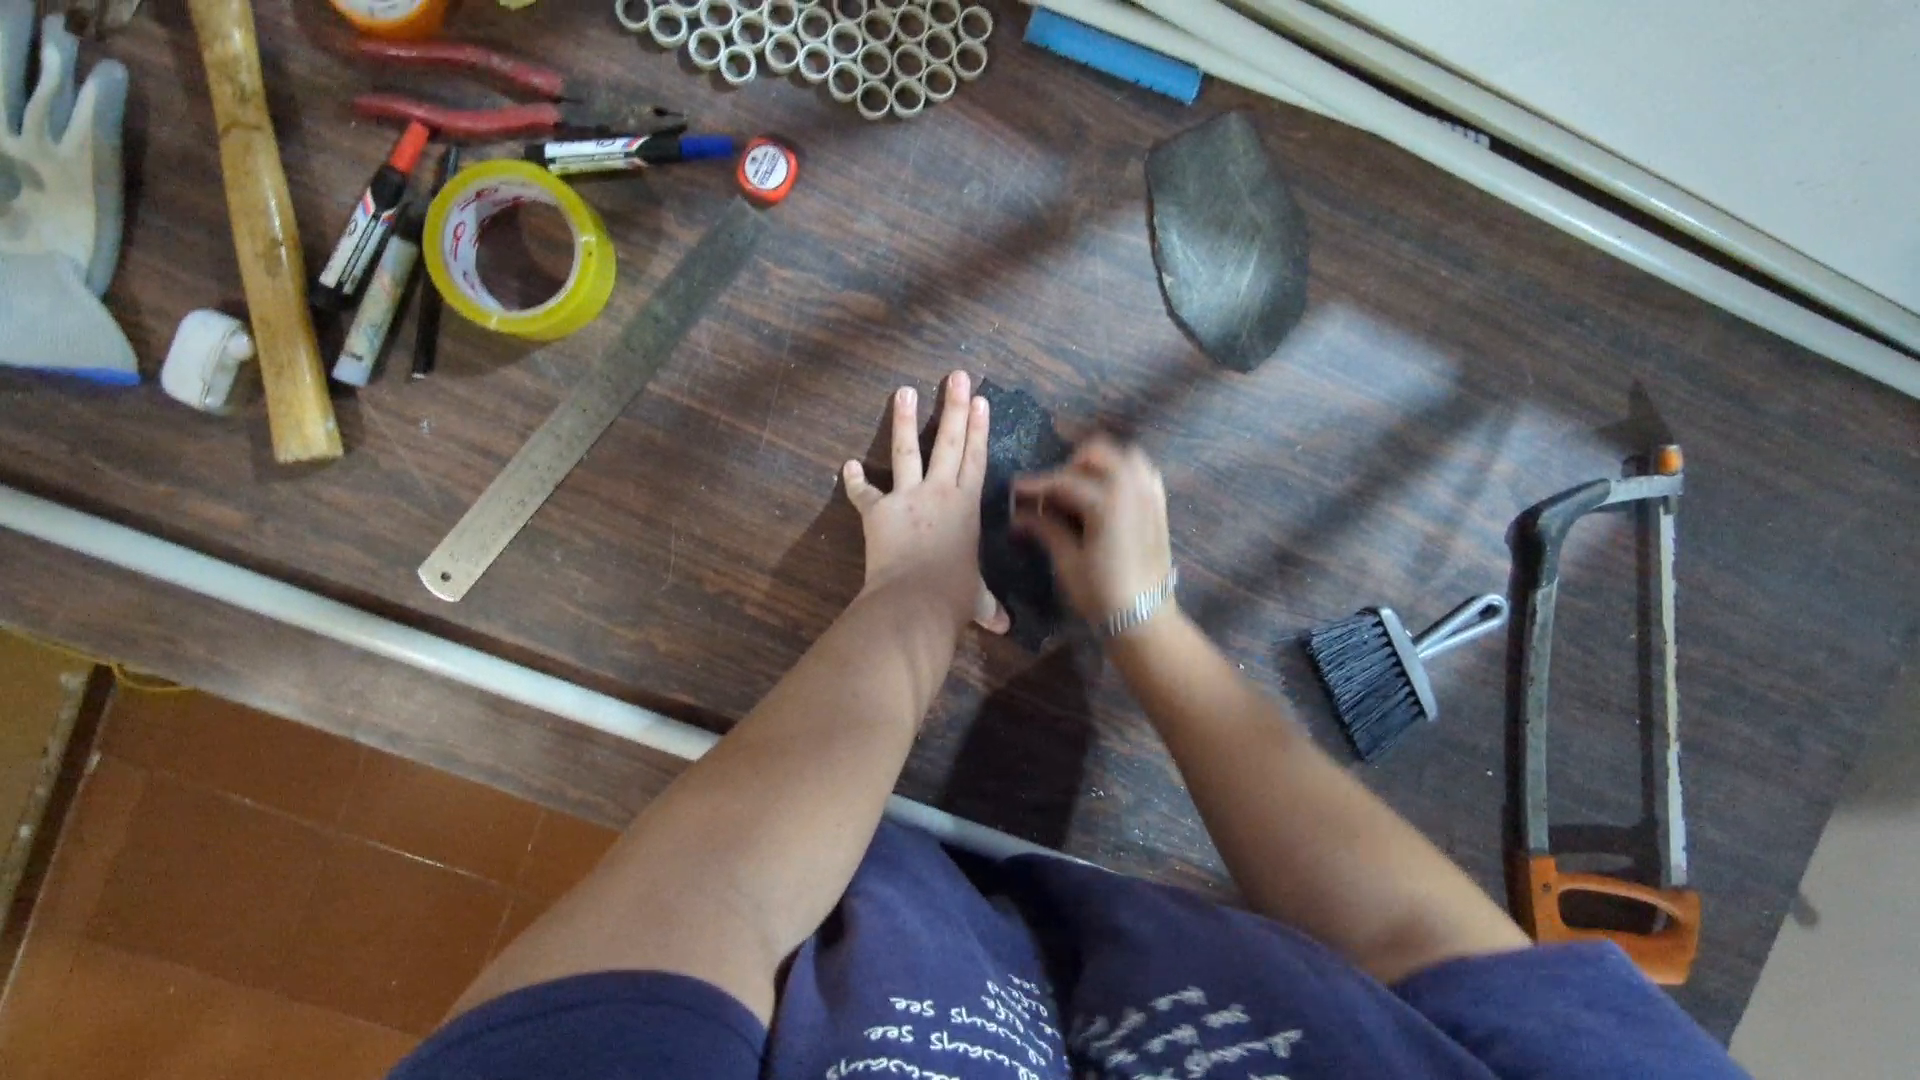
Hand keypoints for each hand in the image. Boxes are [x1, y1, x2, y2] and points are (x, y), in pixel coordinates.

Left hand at [843, 371, 1009, 634]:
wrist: (916, 598)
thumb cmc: (954, 595)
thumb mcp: (974, 598)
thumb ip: (985, 605)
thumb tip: (1002, 626)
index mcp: (967, 507)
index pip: (976, 459)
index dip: (979, 429)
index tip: (980, 400)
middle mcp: (940, 493)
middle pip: (949, 442)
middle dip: (953, 406)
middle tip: (955, 375)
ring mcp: (908, 497)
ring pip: (907, 450)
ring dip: (906, 420)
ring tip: (903, 392)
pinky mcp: (879, 510)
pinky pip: (864, 492)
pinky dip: (854, 481)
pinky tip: (847, 466)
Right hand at [1011, 438, 1172, 624]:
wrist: (1146, 618)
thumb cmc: (1101, 593)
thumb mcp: (1068, 561)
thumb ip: (1046, 529)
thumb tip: (1019, 515)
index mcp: (1107, 501)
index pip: (1064, 481)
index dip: (1036, 485)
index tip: (1015, 488)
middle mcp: (1132, 488)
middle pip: (1096, 454)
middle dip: (1069, 468)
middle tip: (1050, 493)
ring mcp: (1150, 494)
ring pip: (1123, 457)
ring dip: (1098, 465)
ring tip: (1078, 489)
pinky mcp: (1159, 505)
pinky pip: (1142, 472)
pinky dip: (1122, 473)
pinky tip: (1106, 494)